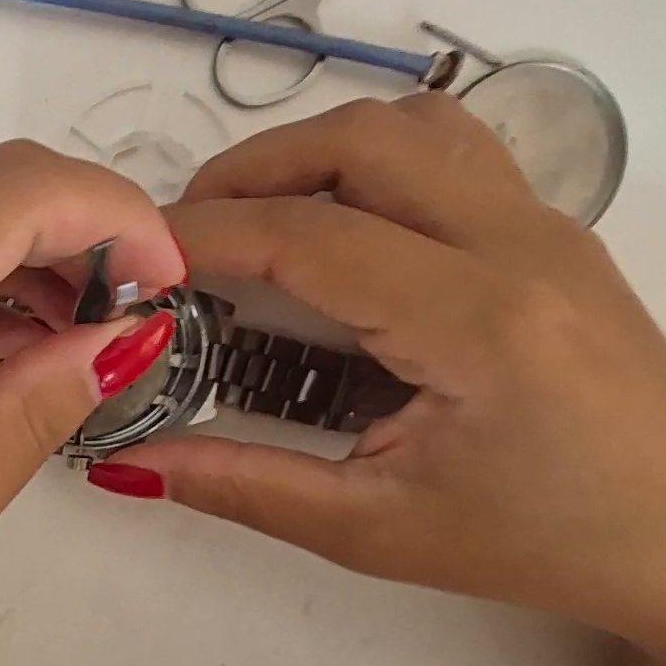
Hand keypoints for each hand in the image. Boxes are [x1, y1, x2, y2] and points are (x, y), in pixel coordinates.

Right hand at [97, 94, 665, 649]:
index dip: (200, 237)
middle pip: (364, 140)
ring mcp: (542, 229)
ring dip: (303, 155)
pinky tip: (315, 230)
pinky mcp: (542, 235)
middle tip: (177, 238)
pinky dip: (352, 165)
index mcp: (477, 323)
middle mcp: (519, 248)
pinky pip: (438, 153)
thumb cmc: (537, 538)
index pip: (309, 237)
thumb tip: (122, 462)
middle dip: (245, 172)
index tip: (127, 265)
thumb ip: (236, 485)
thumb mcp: (369, 529)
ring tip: (237, 223)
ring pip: (410, 127)